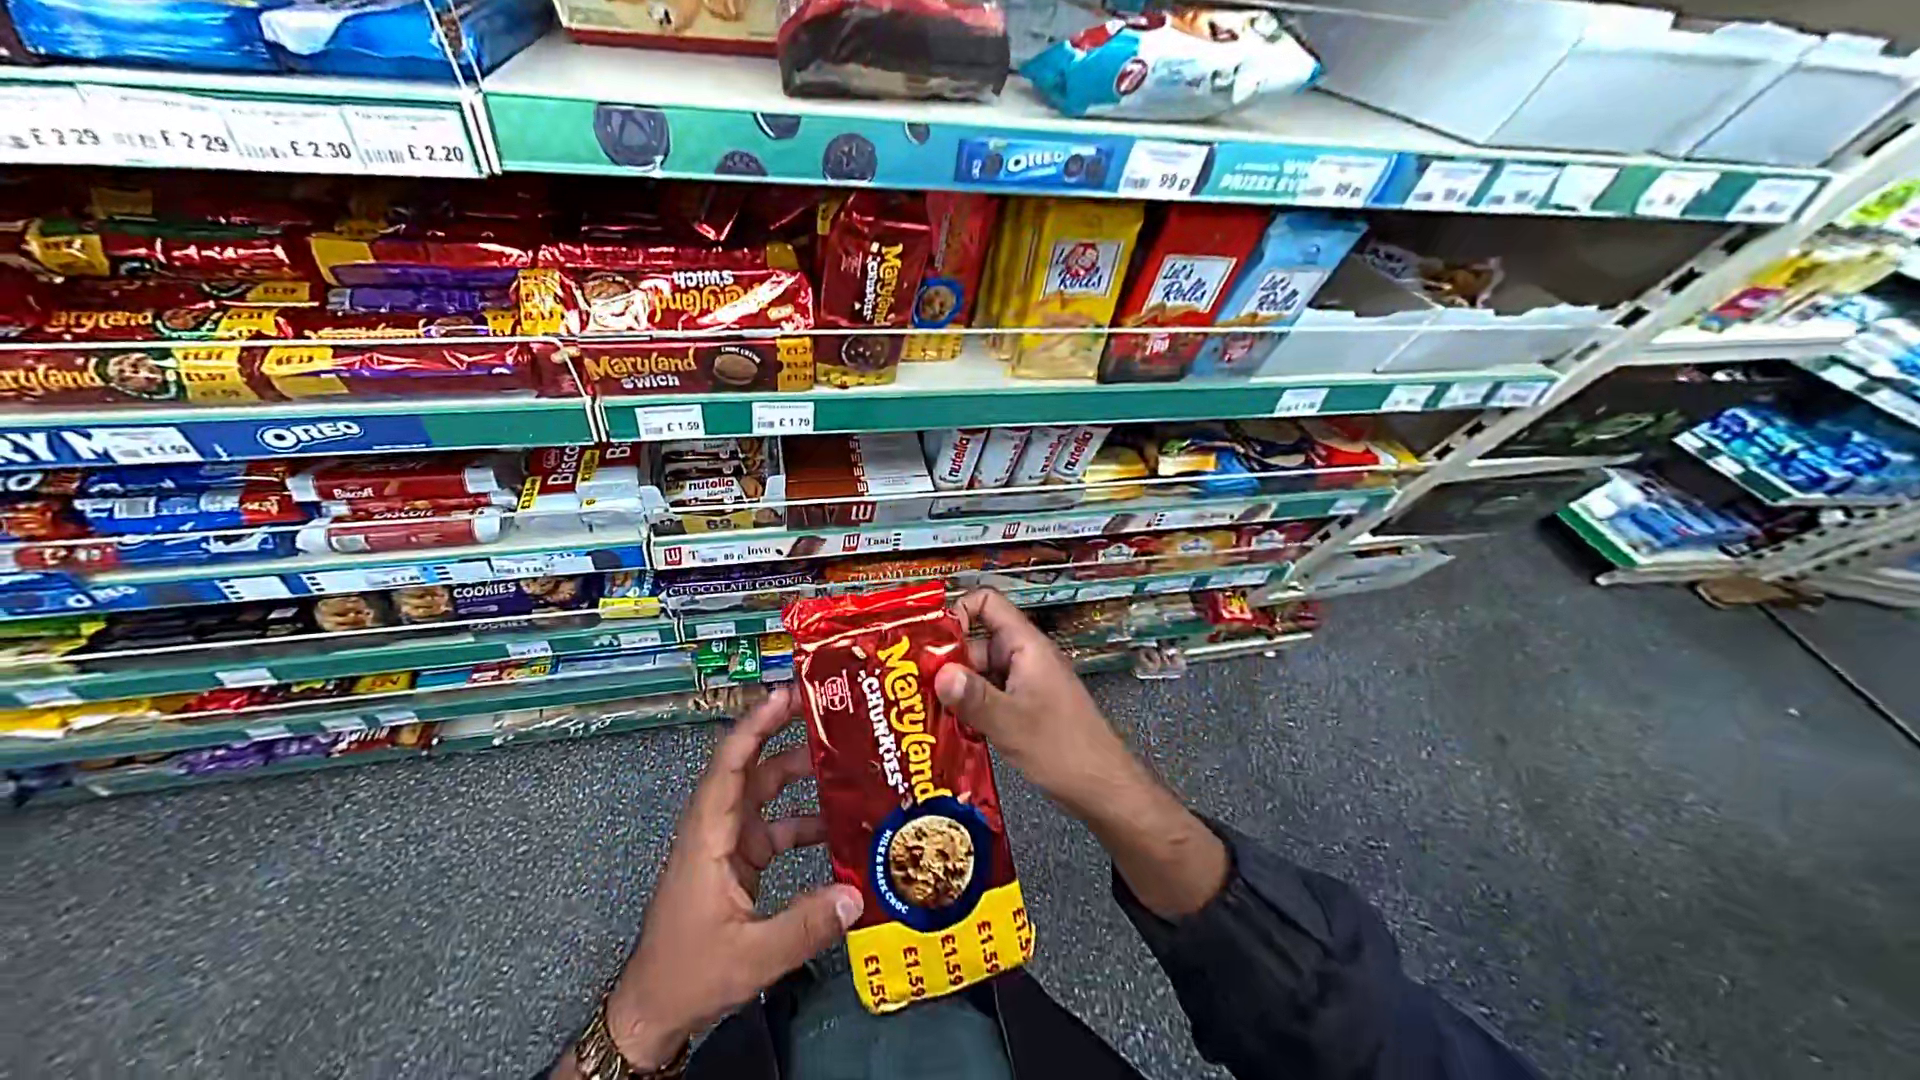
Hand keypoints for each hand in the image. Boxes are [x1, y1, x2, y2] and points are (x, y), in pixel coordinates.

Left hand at [580, 687, 863, 1071]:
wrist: (654, 1010)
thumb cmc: (690, 974)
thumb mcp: (752, 956)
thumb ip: (806, 926)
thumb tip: (858, 895)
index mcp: (709, 837)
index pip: (730, 766)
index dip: (756, 726)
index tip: (786, 696)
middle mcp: (717, 829)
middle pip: (751, 768)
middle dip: (784, 735)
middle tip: (827, 714)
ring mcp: (728, 844)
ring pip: (766, 795)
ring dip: (800, 778)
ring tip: (845, 764)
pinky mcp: (739, 862)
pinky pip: (776, 826)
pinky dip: (805, 820)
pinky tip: (838, 827)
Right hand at [938, 589, 1227, 917]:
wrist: (1102, 787)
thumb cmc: (1063, 748)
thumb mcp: (1010, 722)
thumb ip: (973, 697)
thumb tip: (938, 673)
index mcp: (1025, 646)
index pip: (987, 603)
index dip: (956, 611)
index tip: (928, 640)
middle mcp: (1023, 658)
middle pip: (975, 641)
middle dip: (944, 659)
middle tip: (910, 684)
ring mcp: (1023, 683)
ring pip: (978, 672)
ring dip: (954, 688)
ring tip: (921, 708)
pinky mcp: (1022, 707)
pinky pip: (987, 695)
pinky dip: (968, 706)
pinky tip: (947, 727)